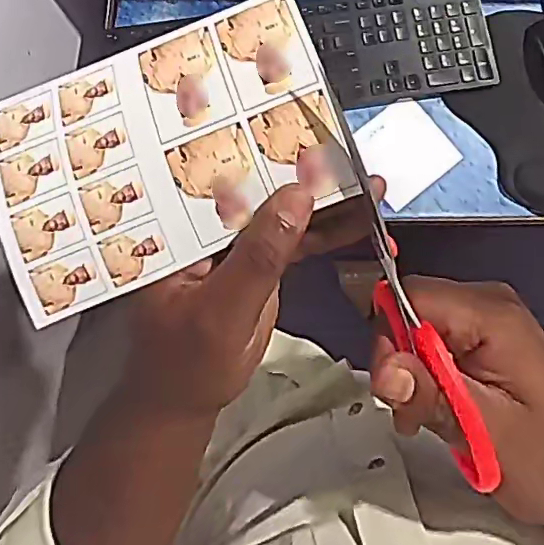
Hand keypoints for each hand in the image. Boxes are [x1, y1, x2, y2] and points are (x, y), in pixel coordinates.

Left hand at [121, 177, 383, 415]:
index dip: (262, 156)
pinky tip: (356, 220)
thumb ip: (259, 257)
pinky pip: (294, 239)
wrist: (187, 400)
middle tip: (341, 154)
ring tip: (363, 184)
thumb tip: (294, 199)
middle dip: (300, 172)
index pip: (220, 179)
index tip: (302, 144)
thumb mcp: (222, 312)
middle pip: (256, 188)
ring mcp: (234, 240)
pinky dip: (325, 231)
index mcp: (179, 226)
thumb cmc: (186, 364)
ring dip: (323, 201)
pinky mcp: (256, 258)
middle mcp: (204, 224)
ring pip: (282, 212)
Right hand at [369, 277, 543, 542]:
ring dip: (408, 370)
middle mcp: (486, 301)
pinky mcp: (476, 332)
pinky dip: (420, 370)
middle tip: (411, 409)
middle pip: (408, 306)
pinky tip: (434, 402)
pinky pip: (426, 335)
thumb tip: (386, 370)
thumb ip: (432, 395)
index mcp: (494, 315)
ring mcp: (482, 314)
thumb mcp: (488, 434)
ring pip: (411, 322)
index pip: (411, 295)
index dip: (392, 336)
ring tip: (425, 413)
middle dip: (398, 358)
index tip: (395, 385)